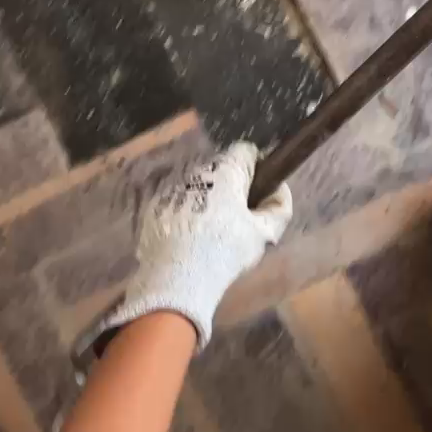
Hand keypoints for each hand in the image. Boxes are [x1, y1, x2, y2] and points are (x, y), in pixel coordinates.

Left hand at [85, 143, 293, 353]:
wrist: (174, 280)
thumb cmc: (225, 252)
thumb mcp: (264, 234)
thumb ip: (279, 206)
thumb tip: (278, 189)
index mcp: (225, 170)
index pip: (247, 151)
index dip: (258, 170)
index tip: (259, 194)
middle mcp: (196, 170)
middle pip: (221, 169)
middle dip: (231, 187)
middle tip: (237, 220)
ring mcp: (170, 187)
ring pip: (198, 186)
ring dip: (207, 200)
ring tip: (210, 234)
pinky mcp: (153, 207)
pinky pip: (176, 202)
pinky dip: (184, 214)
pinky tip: (188, 241)